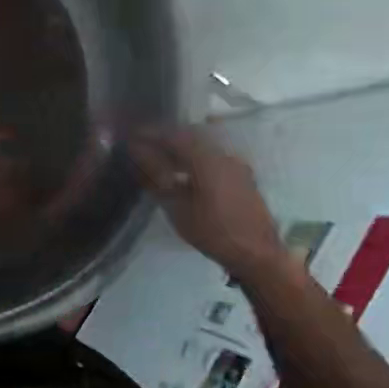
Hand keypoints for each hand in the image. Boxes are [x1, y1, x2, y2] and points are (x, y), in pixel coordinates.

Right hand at [129, 127, 289, 279]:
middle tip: (142, 145)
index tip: (131, 136)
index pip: (175, 137)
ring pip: (202, 147)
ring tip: (158, 159)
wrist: (256, 253)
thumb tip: (139, 159)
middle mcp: (224, 157)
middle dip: (165, 138)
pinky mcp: (240, 177)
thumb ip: (157, 180)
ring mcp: (236, 166)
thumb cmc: (212, 232)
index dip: (151, 134)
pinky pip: (211, 158)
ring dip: (180, 149)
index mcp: (208, 162)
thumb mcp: (177, 208)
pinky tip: (181, 173)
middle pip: (191, 137)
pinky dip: (192, 158)